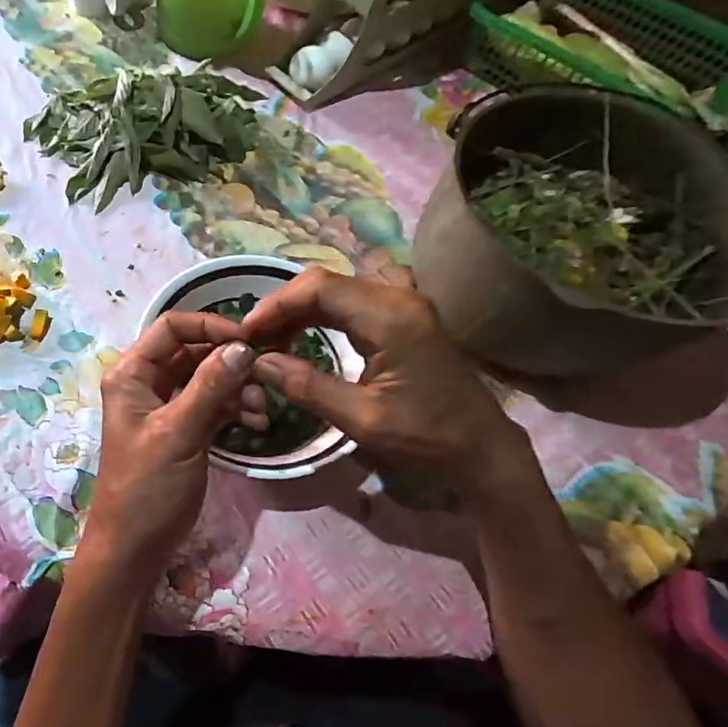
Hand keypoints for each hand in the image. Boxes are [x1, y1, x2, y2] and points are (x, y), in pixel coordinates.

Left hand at [79, 312, 259, 584]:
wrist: (134, 547)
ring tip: (262, 412)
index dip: (210, 325)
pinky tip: (258, 425)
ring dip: (238, 388)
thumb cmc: (147, 488)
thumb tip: (242, 346)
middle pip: (194, 352)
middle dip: (230, 362)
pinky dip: (234, 410)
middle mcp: (147, 384)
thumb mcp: (178, 434)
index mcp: (132, 375)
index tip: (249, 340)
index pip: (172, 328)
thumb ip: (209, 387)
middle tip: (265, 379)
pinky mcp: (184, 430)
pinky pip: (213, 406)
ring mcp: (166, 407)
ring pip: (208, 379)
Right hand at [240, 265, 533, 497]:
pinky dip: (323, 308)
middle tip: (256, 338)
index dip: (276, 305)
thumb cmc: (424, 437)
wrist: (479, 446)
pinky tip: (308, 329)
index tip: (248, 333)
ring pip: (337, 285)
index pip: (318, 289)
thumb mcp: (360, 420)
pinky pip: (354, 295)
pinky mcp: (406, 313)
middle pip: (324, 281)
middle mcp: (398, 298)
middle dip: (283, 305)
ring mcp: (405, 301)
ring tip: (274, 337)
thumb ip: (307, 387)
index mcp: (390, 318)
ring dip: (300, 307)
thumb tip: (258, 362)